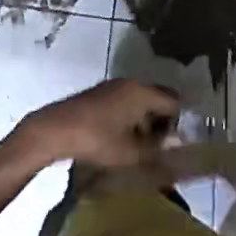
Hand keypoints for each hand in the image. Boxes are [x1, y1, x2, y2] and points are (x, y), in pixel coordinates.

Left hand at [8, 79, 179, 168]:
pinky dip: (131, 114)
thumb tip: (173, 145)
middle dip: (163, 119)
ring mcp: (114, 85)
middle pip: (158, 96)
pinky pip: (126, 99)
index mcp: (143, 92)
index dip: (178, 122)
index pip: (174, 101)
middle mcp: (132, 83)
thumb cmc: (97, 140)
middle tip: (160, 144)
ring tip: (141, 143)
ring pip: (141, 98)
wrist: (56, 129)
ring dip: (146, 117)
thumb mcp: (131, 152)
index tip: (174, 144)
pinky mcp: (100, 92)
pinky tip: (122, 135)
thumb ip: (156, 148)